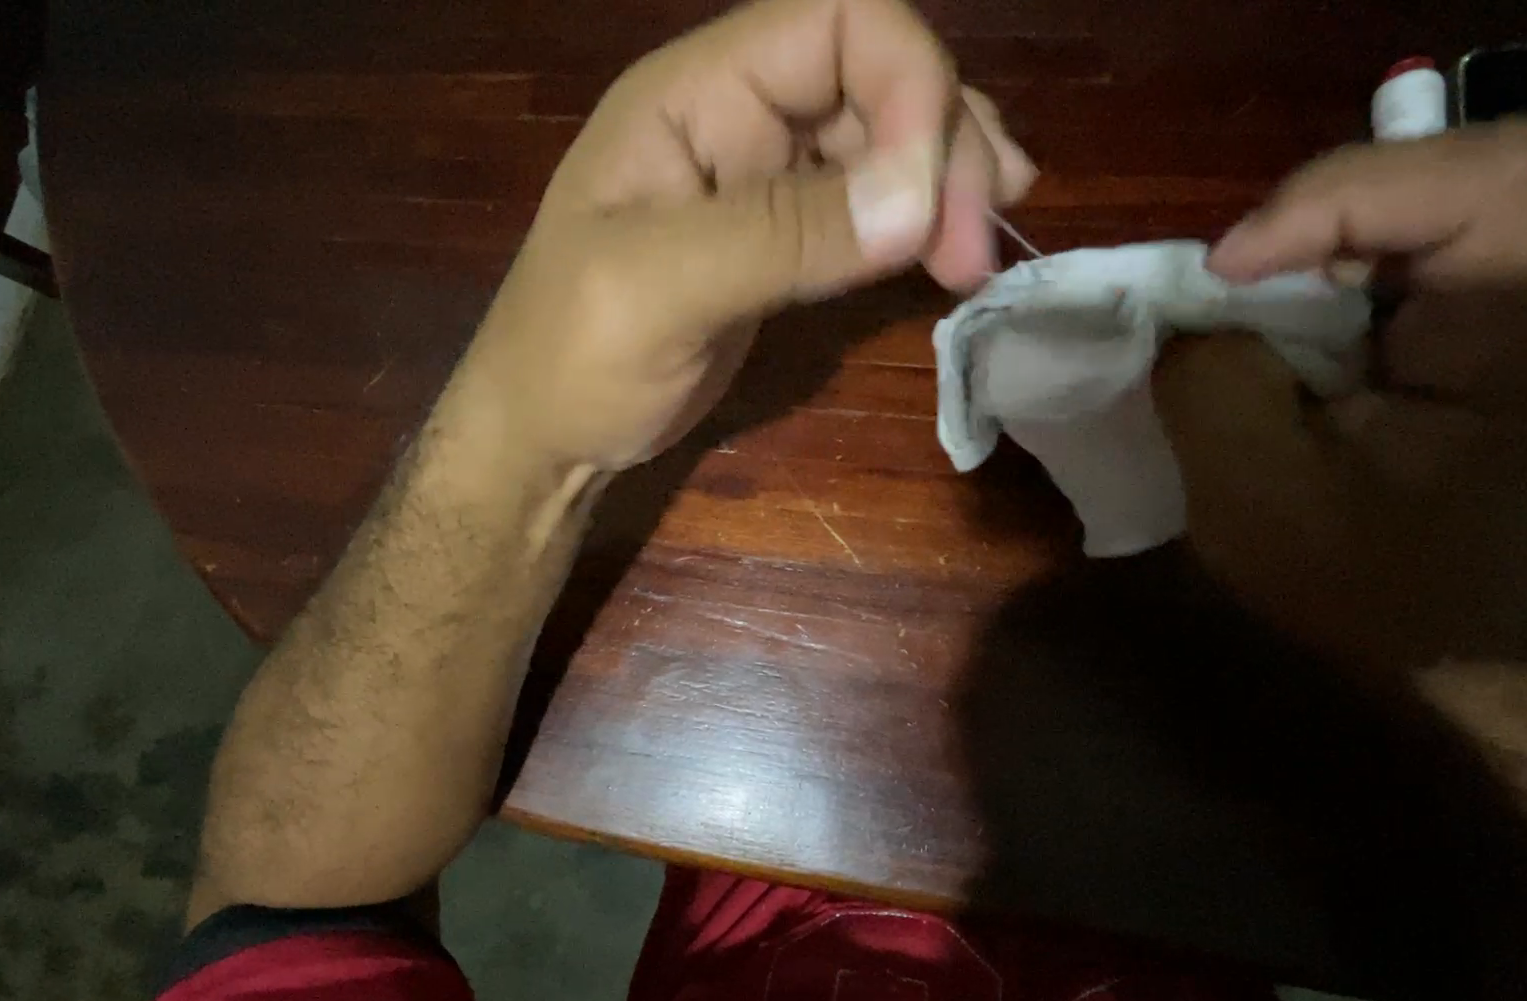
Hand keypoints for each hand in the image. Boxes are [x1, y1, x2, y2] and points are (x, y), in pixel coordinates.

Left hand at [451, 0, 1034, 470]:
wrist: (546, 434)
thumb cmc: (571, 361)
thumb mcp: (656, 292)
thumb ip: (779, 236)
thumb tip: (917, 206)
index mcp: (692, 97)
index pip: (838, 23)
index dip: (909, 88)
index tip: (931, 204)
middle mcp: (733, 119)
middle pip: (875, 77)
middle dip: (943, 145)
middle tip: (975, 243)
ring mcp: (757, 183)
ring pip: (881, 142)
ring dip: (944, 179)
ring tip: (980, 246)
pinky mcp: (776, 245)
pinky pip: (863, 209)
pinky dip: (913, 224)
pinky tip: (945, 255)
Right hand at [1155, 119, 1526, 672]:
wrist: (1446, 644)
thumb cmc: (1361, 585)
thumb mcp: (1255, 496)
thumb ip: (1212, 383)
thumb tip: (1190, 319)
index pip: (1485, 179)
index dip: (1336, 197)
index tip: (1224, 274)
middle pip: (1456, 174)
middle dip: (1318, 218)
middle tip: (1227, 290)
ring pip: (1427, 205)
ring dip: (1315, 249)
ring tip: (1246, 318)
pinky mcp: (1499, 327)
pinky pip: (1410, 256)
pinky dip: (1326, 278)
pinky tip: (1286, 337)